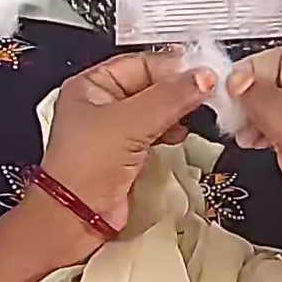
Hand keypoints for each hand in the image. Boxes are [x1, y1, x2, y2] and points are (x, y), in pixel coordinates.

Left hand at [41, 51, 214, 231]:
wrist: (77, 217)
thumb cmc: (85, 168)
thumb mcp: (130, 122)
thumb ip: (170, 98)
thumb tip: (202, 78)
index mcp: (92, 86)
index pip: (141, 63)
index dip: (172, 67)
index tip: (202, 73)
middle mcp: (102, 104)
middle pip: (151, 86)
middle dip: (178, 90)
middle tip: (204, 92)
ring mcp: (116, 130)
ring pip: (156, 110)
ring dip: (177, 112)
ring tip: (194, 114)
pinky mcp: (128, 153)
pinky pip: (156, 132)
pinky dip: (171, 131)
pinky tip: (181, 134)